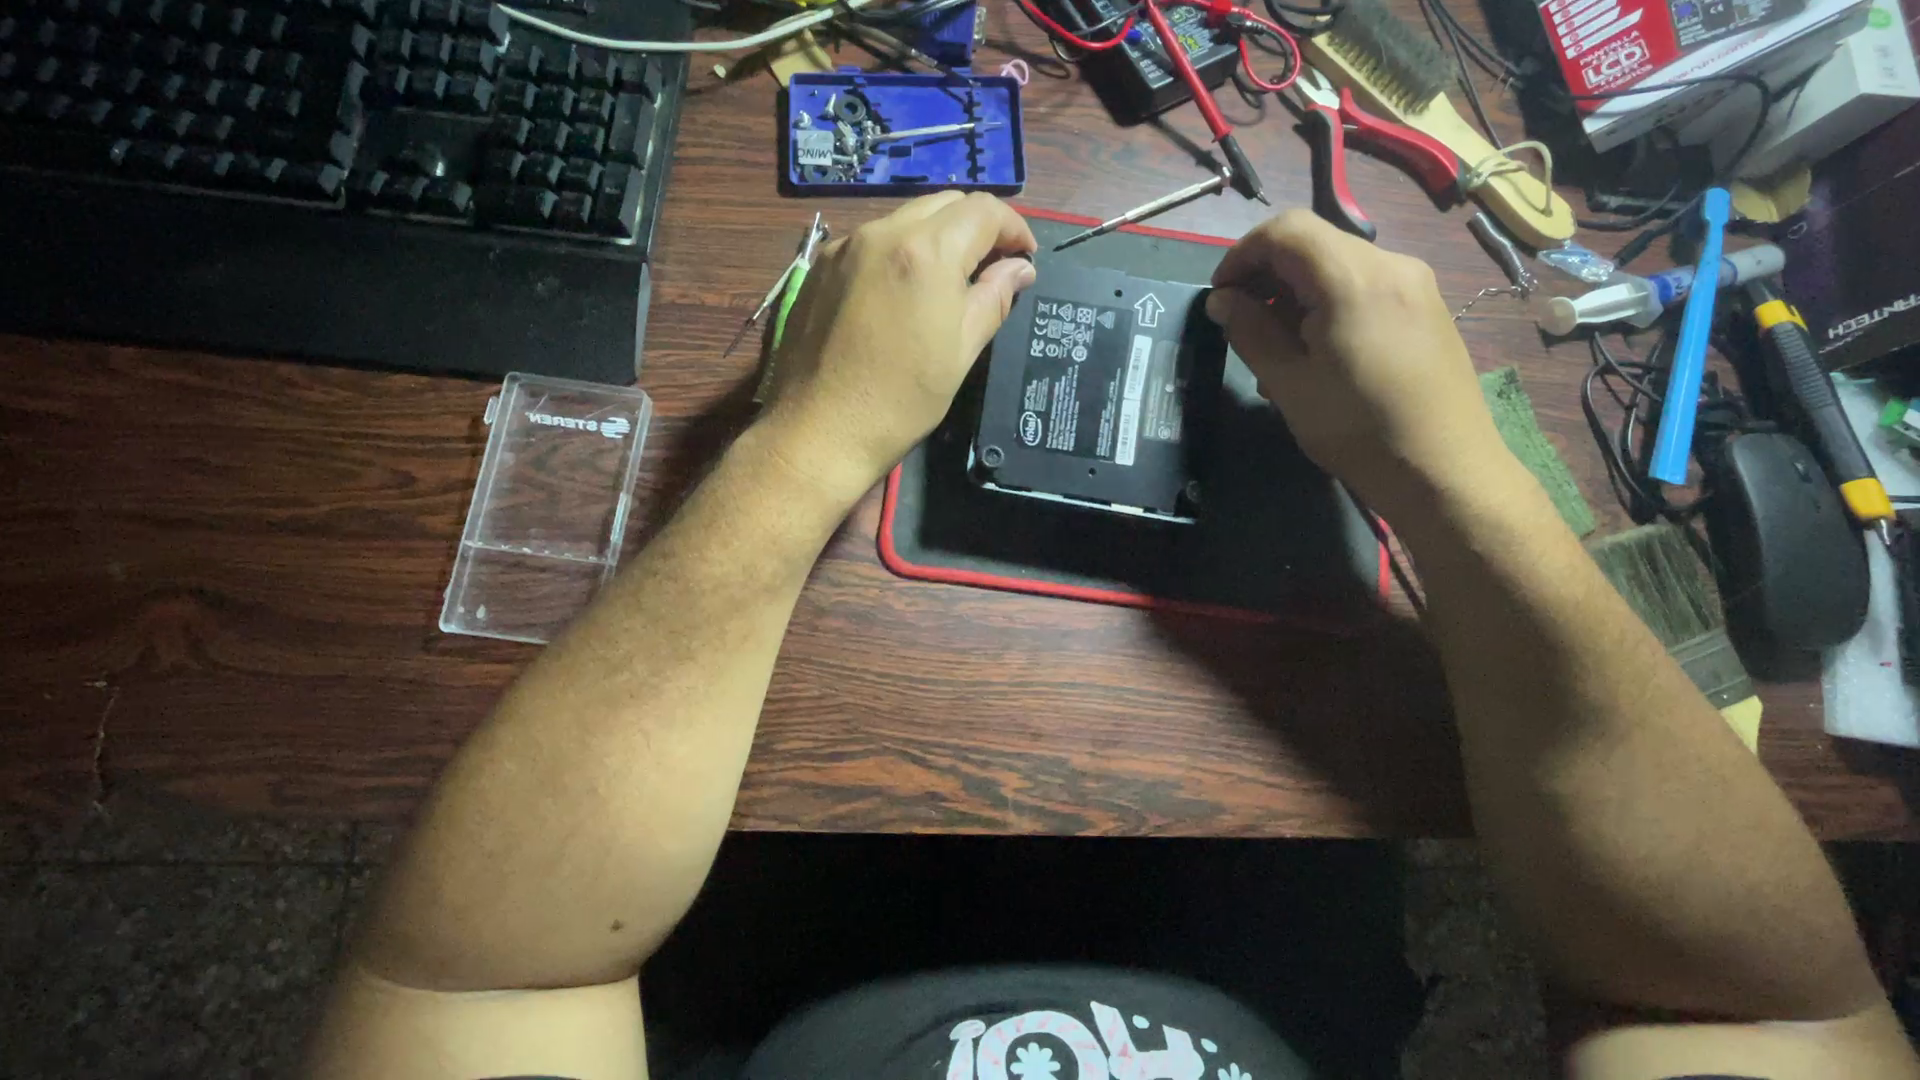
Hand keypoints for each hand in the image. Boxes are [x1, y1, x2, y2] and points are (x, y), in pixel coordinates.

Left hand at [759, 192, 1037, 494]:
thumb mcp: (961, 353)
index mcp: (927, 252)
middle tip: (991, 268)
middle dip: (976, 227)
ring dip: (936, 237)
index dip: (1014, 228)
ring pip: (905, 219)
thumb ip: (993, 299)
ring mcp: (844, 246)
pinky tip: (902, 293)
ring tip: (948, 283)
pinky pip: (871, 242)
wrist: (818, 431)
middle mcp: (883, 233)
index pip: (984, 210)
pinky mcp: (819, 267)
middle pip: (944, 204)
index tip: (1024, 258)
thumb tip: (1019, 269)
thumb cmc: (900, 401)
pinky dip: (899, 252)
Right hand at [1205, 210, 1509, 517]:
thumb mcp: (1288, 383)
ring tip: (1278, 348)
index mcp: (1353, 278)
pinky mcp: (1425, 306)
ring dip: (1295, 292)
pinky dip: (1327, 303)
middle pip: (1313, 243)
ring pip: (1337, 264)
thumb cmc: (1356, 429)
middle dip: (1267, 275)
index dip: (1241, 255)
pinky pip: (1363, 285)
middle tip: (1244, 326)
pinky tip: (1318, 352)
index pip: (1285, 230)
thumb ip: (1250, 331)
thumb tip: (1222, 300)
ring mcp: (1414, 284)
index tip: (1221, 298)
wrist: (1443, 468)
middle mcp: (1390, 264)